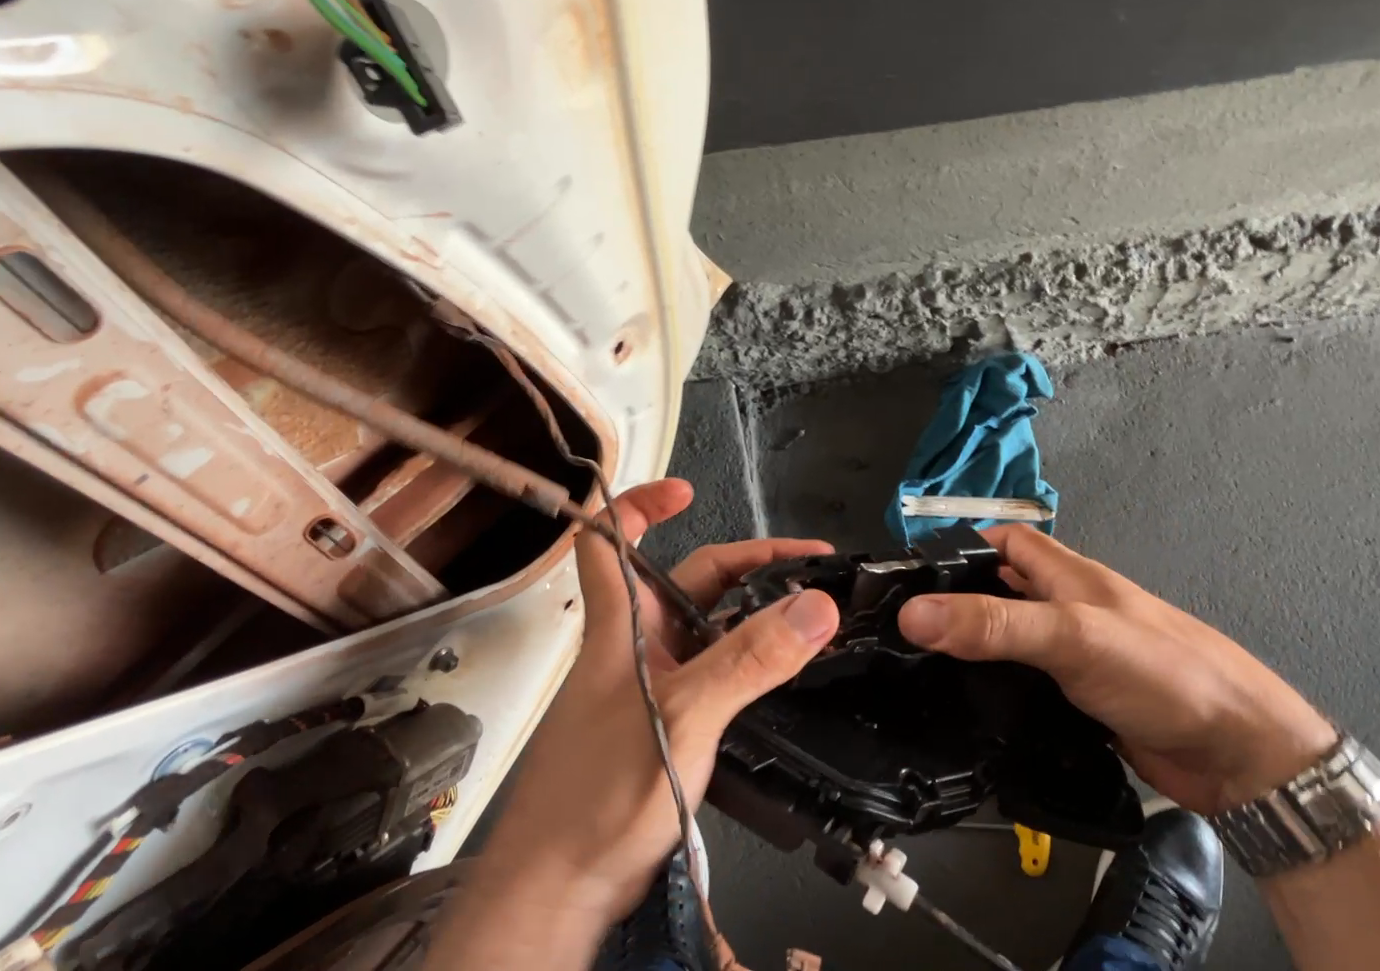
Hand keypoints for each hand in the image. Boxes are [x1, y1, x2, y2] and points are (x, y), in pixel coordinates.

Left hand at [435, 479, 838, 969]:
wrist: (563, 890)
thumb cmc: (603, 792)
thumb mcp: (685, 715)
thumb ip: (750, 659)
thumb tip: (816, 604)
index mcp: (621, 627)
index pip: (610, 542)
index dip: (640, 504)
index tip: (684, 490)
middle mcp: (635, 648)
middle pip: (690, 583)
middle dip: (749, 566)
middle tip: (813, 570)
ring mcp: (651, 689)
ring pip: (708, 632)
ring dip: (756, 617)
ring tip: (814, 619)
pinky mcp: (666, 727)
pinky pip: (714, 677)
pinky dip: (750, 665)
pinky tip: (784, 676)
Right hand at [897, 525, 1335, 813]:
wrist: (1239, 756)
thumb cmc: (1162, 675)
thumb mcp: (1072, 637)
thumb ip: (994, 624)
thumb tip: (910, 614)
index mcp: (1071, 577)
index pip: (1006, 542)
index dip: (960, 546)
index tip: (907, 574)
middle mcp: (1070, 610)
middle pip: (1003, 591)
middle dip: (956, 602)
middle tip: (900, 631)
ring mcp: (1077, 660)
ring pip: (1012, 643)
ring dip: (973, 652)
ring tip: (917, 673)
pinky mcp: (1081, 705)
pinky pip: (1027, 688)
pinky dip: (997, 693)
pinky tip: (969, 712)